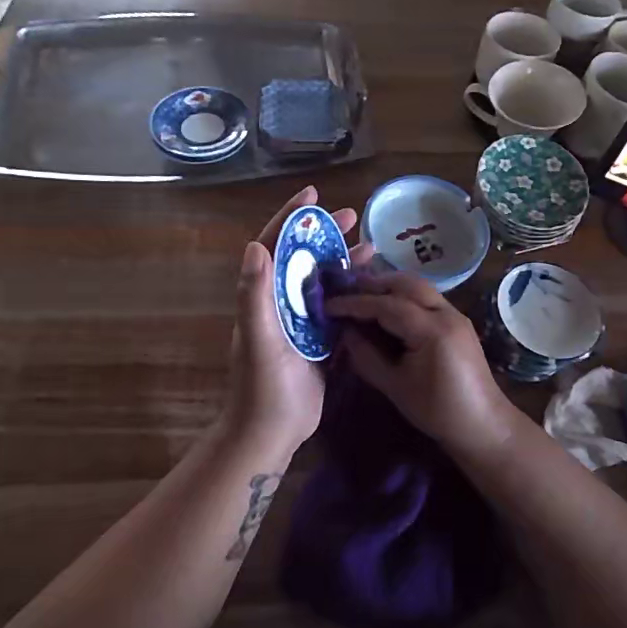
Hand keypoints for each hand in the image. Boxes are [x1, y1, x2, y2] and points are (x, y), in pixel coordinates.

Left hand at [222, 187, 372, 451]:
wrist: (271, 431)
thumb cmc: (261, 386)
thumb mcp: (257, 338)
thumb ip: (254, 294)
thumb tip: (255, 245)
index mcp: (262, 296)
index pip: (273, 246)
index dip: (290, 219)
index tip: (313, 196)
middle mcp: (279, 303)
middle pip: (302, 258)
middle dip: (324, 234)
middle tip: (352, 216)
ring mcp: (300, 322)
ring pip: (322, 282)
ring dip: (342, 262)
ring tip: (371, 246)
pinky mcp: (318, 342)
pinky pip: (337, 309)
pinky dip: (352, 293)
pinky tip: (373, 286)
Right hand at [327, 272, 525, 458]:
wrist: (482, 424)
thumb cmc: (437, 410)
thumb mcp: (394, 386)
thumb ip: (366, 355)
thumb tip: (344, 331)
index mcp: (432, 330)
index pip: (386, 304)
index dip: (354, 303)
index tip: (328, 305)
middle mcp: (446, 313)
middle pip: (404, 283)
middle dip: (371, 285)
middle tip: (342, 292)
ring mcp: (455, 314)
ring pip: (417, 287)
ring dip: (387, 288)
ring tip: (359, 298)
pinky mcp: (456, 322)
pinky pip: (425, 298)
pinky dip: (401, 297)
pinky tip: (384, 312)